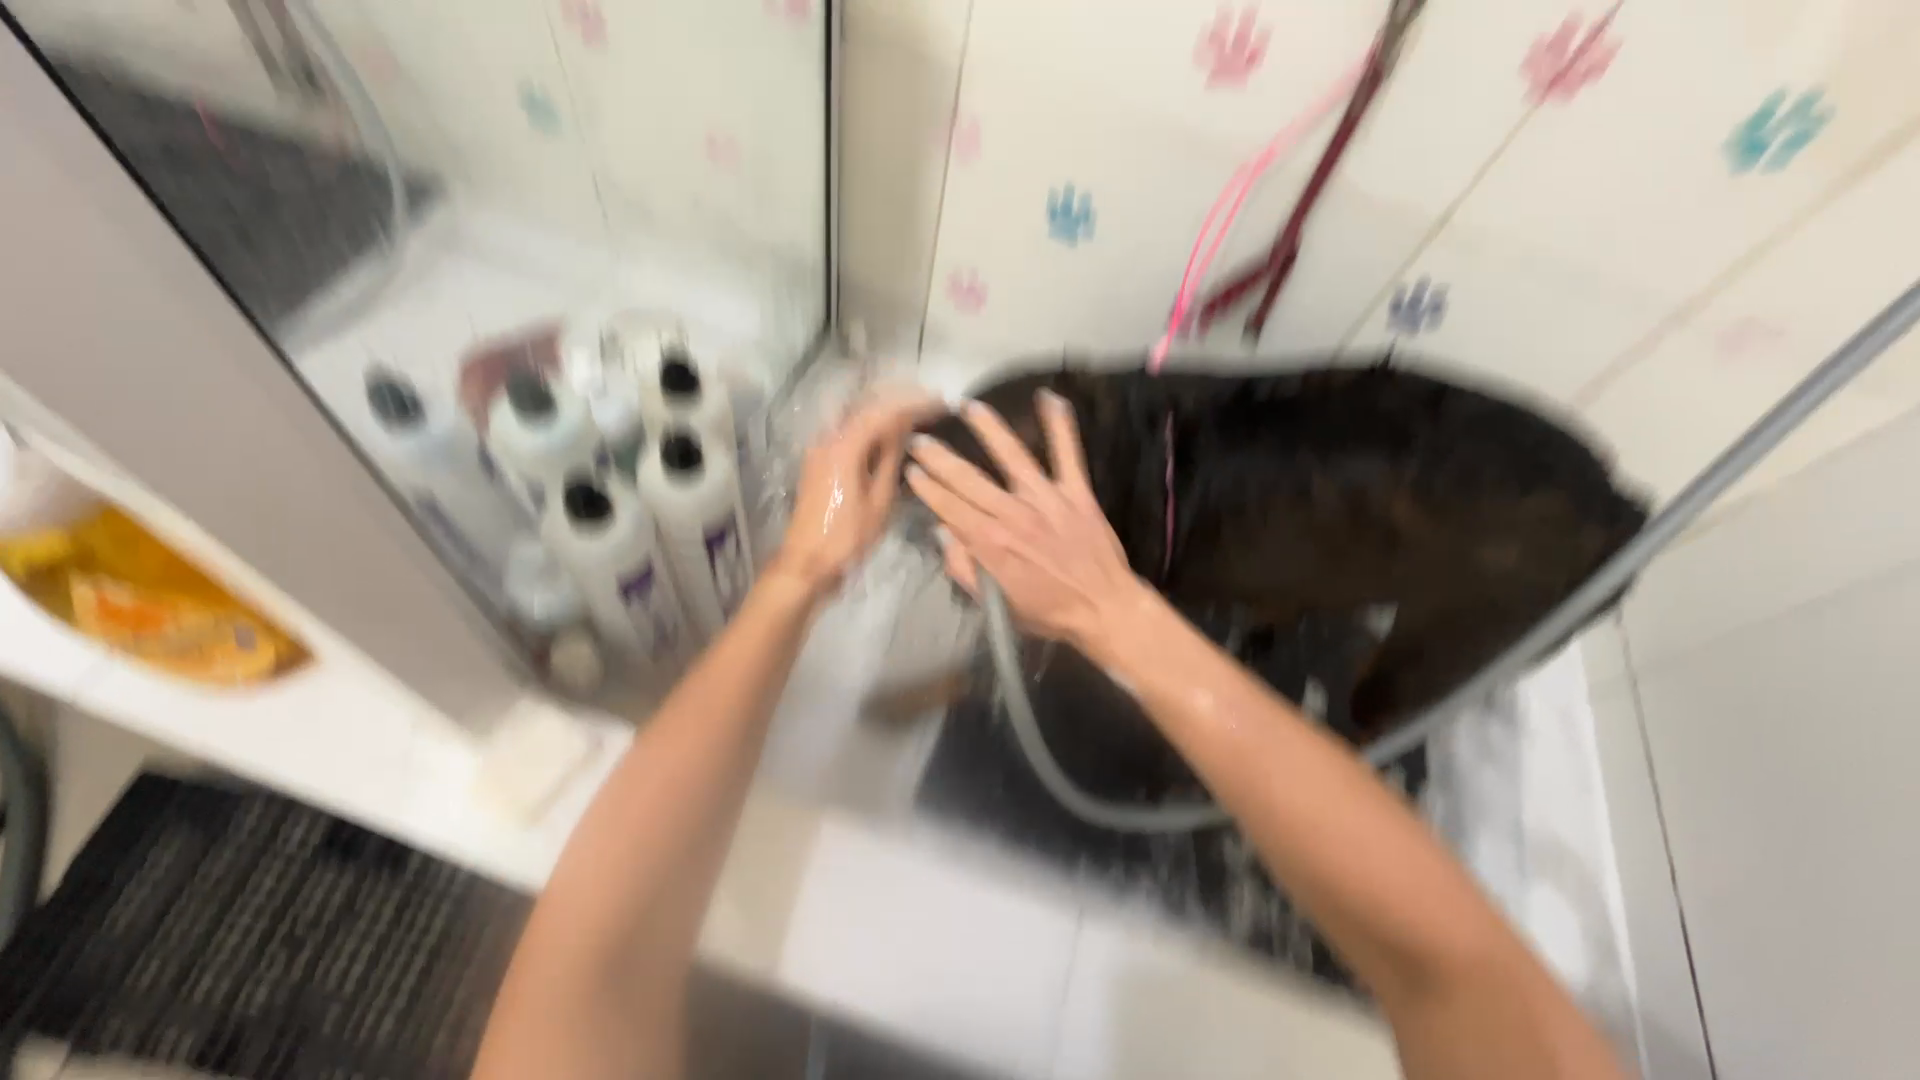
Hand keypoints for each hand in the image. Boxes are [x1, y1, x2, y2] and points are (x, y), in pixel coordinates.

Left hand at [771, 390, 942, 598]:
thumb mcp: (880, 500)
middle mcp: (828, 438)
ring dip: (885, 411)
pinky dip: (870, 426)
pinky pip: (848, 431)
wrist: (806, 562)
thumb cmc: (848, 536)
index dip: (914, 403)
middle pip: (867, 405)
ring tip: (915, 415)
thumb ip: (892, 458)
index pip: (884, 411)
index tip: (940, 402)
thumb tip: (905, 428)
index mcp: (844, 446)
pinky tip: (889, 435)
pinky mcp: (818, 460)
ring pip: (856, 416)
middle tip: (931, 403)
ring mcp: (819, 448)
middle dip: (900, 401)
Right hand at [907, 391, 1150, 650]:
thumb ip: (964, 569)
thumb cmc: (1046, 611)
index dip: (925, 487)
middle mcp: (1013, 514)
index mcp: (990, 542)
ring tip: (968, 406)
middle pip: (968, 478)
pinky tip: (1049, 397)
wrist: (1103, 609)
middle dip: (939, 457)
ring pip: (1012, 455)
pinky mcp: (1076, 493)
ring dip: (988, 428)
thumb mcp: (995, 604)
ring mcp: (1046, 499)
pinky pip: (1068, 452)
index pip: (948, 506)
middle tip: (920, 437)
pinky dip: (1060, 424)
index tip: (910, 470)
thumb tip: (941, 533)